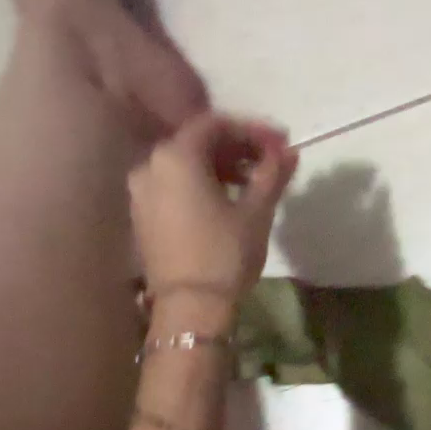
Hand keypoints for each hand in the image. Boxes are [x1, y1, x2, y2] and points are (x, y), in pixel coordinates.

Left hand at [129, 112, 298, 306]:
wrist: (190, 306)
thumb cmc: (225, 253)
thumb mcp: (256, 211)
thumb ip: (272, 174)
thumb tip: (289, 151)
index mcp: (176, 157)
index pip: (215, 123)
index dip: (252, 129)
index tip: (281, 142)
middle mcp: (150, 165)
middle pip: (198, 141)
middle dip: (237, 146)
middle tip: (271, 160)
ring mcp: (141, 191)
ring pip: (186, 164)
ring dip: (221, 166)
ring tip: (254, 182)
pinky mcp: (143, 214)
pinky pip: (175, 184)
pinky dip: (202, 183)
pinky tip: (228, 200)